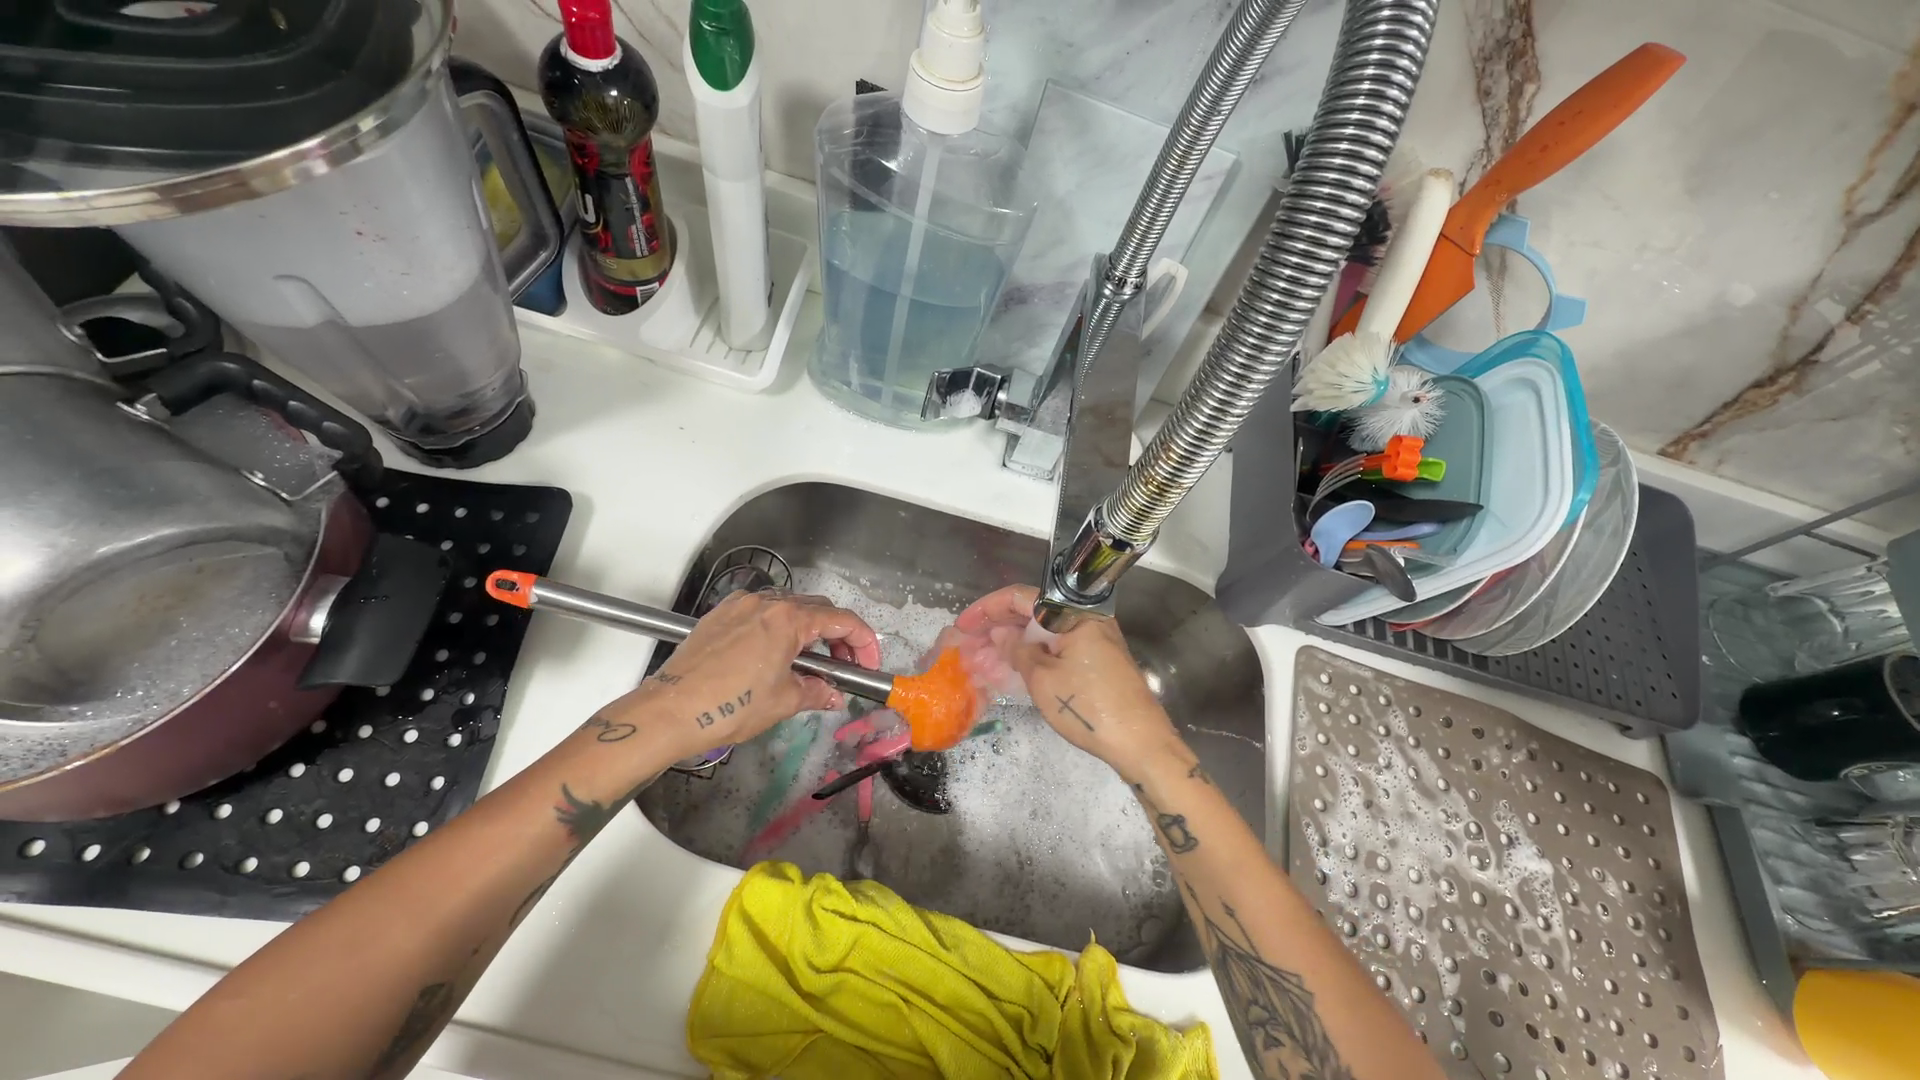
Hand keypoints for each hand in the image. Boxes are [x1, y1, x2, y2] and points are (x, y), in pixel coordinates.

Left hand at [595, 590, 880, 759]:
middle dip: (836, 635)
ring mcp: (738, 606)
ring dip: (806, 631)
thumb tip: (834, 694)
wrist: (670, 711)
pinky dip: (777, 630)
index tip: (868, 664)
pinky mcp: (718, 616)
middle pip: (816, 609)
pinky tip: (773, 657)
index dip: (863, 641)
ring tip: (808, 664)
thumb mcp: (784, 701)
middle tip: (842, 666)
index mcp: (788, 619)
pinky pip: (759, 614)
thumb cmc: (731, 706)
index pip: (841, 620)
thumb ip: (816, 691)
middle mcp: (765, 602)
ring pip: (786, 608)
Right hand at [956, 585, 1185, 781]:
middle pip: (1032, 613)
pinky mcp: (1096, 661)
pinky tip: (1010, 670)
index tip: (964, 625)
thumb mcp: (1043, 679)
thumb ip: (1017, 650)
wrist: (1141, 743)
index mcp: (1073, 614)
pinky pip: (1056, 649)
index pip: (1021, 597)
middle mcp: (1085, 620)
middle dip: (997, 629)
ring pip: (1043, 633)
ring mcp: (1093, 640)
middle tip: (967, 646)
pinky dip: (1032, 656)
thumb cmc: (1089, 707)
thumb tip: (1000, 634)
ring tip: (981, 661)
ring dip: (1011, 644)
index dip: (988, 608)